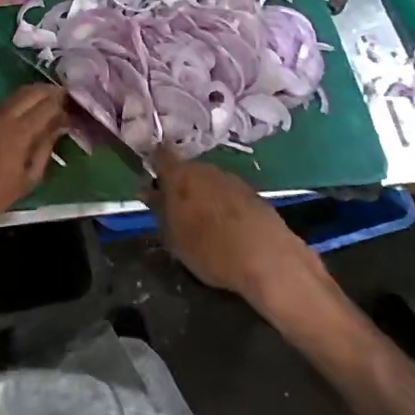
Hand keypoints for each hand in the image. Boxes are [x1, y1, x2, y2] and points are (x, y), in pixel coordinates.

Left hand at [0, 84, 68, 228]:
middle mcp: (4, 117)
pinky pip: (7, 102)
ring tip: (52, 101)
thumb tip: (59, 126)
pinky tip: (32, 111)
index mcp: (19, 132)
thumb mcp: (31, 175)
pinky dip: (22, 100)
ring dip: (36, 93)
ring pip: (17, 94)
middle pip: (31, 92)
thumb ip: (46, 146)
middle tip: (65, 97)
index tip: (73, 106)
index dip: (62, 103)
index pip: (47, 105)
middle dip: (50, 91)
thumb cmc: (0, 193)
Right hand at [147, 149, 318, 305]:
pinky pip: (228, 193)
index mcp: (180, 176)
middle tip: (175, 210)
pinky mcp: (253, 193)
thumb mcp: (173, 236)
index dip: (155, 162)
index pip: (162, 154)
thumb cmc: (210, 250)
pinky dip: (223, 204)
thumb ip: (158, 209)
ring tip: (202, 223)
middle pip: (187, 169)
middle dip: (179, 185)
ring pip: (209, 181)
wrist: (268, 259)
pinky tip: (227, 229)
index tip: (151, 178)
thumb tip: (147, 190)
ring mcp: (232, 179)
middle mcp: (206, 169)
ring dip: (203, 195)